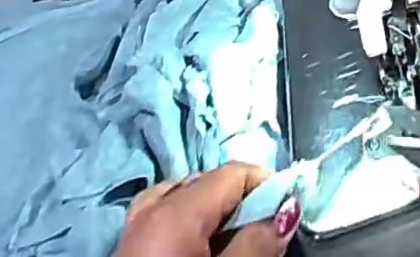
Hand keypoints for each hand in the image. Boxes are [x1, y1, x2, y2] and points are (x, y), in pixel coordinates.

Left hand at [114, 162, 297, 256]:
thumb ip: (255, 247)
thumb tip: (285, 211)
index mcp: (176, 210)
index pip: (230, 174)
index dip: (264, 184)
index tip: (291, 204)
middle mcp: (152, 205)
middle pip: (207, 182)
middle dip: (241, 199)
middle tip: (270, 228)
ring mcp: (135, 224)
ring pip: (185, 196)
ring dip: (215, 210)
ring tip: (240, 238)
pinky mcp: (128, 246)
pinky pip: (164, 213)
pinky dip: (188, 219)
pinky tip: (202, 244)